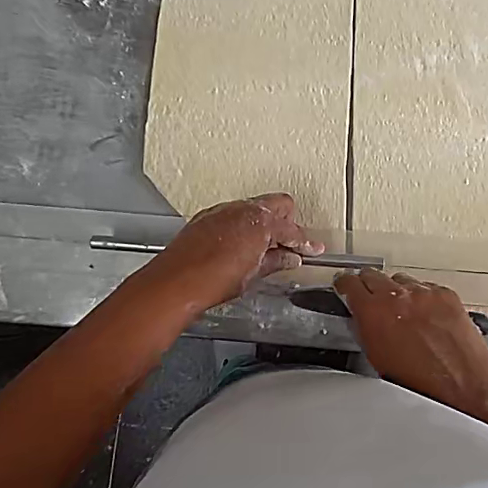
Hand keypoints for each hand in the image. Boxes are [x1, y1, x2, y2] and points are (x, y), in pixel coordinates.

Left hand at [138, 194, 323, 314]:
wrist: (175, 283)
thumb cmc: (212, 280)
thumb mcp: (254, 274)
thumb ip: (275, 261)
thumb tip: (288, 258)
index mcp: (261, 221)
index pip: (292, 229)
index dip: (305, 242)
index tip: (312, 249)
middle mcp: (242, 209)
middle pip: (279, 204)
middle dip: (288, 222)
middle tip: (290, 244)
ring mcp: (223, 210)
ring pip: (254, 207)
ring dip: (264, 223)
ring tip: (265, 247)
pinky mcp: (206, 217)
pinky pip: (233, 214)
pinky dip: (243, 225)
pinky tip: (240, 245)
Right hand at [333, 269, 487, 419]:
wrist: (465, 386)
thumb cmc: (425, 384)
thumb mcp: (379, 360)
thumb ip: (366, 331)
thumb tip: (361, 319)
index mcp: (375, 313)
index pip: (350, 283)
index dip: (344, 284)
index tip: (344, 285)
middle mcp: (399, 297)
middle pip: (374, 275)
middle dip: (368, 284)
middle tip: (370, 296)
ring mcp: (425, 293)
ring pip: (401, 280)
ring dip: (398, 291)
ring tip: (404, 312)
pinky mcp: (446, 294)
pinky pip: (427, 287)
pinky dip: (423, 297)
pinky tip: (426, 316)